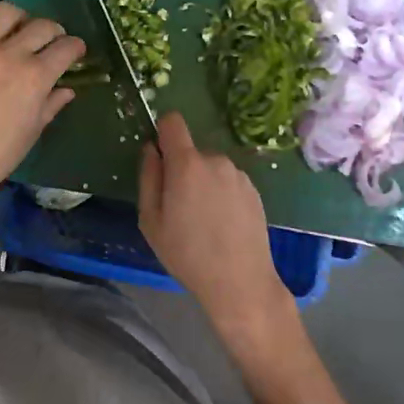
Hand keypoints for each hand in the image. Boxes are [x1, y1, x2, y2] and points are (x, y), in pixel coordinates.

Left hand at [0, 3, 86, 201]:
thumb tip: (66, 90)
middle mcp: (10, 55)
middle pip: (41, 25)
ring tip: (20, 32)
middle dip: (54, 32)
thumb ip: (50, 105)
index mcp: (35, 77)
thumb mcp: (31, 132)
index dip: (76, 48)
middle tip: (52, 43)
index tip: (76, 53)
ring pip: (6, 12)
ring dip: (20, 18)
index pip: (66, 48)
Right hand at [139, 112, 284, 321]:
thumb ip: (149, 177)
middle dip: (181, 169)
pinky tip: (221, 225)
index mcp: (186, 164)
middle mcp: (215, 160)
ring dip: (202, 182)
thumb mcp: (150, 219)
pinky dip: (221, 194)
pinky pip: (228, 181)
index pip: (172, 122)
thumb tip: (151, 150)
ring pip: (210, 167)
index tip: (159, 157)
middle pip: (190, 151)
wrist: (240, 282)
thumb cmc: (186, 253)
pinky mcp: (254, 191)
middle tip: (177, 207)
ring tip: (201, 219)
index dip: (162, 132)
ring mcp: (239, 175)